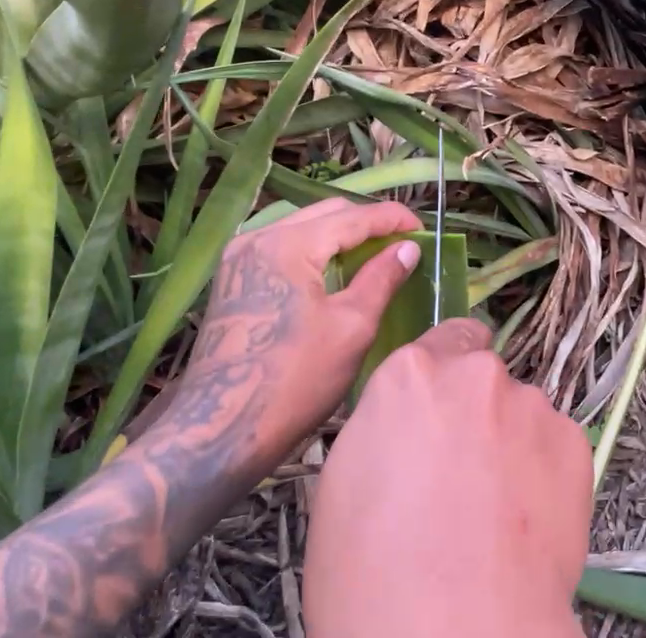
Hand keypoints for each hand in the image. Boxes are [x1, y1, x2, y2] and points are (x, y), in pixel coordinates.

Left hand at [172, 199, 421, 472]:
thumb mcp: (353, 326)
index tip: (424, 229)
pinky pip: (284, 247)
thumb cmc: (296, 379)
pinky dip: (316, 250)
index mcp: (288, 245)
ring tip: (376, 253)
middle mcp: (258, 239)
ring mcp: (239, 259)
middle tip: (403, 242)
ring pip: (304, 228)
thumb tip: (407, 248)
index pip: (353, 217)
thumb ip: (382, 278)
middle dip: (368, 223)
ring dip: (342, 235)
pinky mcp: (233, 280)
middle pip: (326, 214)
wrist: (221, 431)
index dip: (392, 219)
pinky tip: (337, 269)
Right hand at [304, 321, 590, 636]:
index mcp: (410, 377)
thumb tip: (410, 432)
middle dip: (475, 410)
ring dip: (511, 442)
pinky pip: (554, 444)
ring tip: (497, 510)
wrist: (458, 632)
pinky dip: (544, 471)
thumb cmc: (371, 578)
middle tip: (463, 473)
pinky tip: (527, 522)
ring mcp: (531, 406)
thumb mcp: (344, 490)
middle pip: (481, 375)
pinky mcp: (574, 442)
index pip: (440, 340)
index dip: (441, 376)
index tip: (439, 413)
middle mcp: (476, 376)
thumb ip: (388, 433)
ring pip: (521, 413)